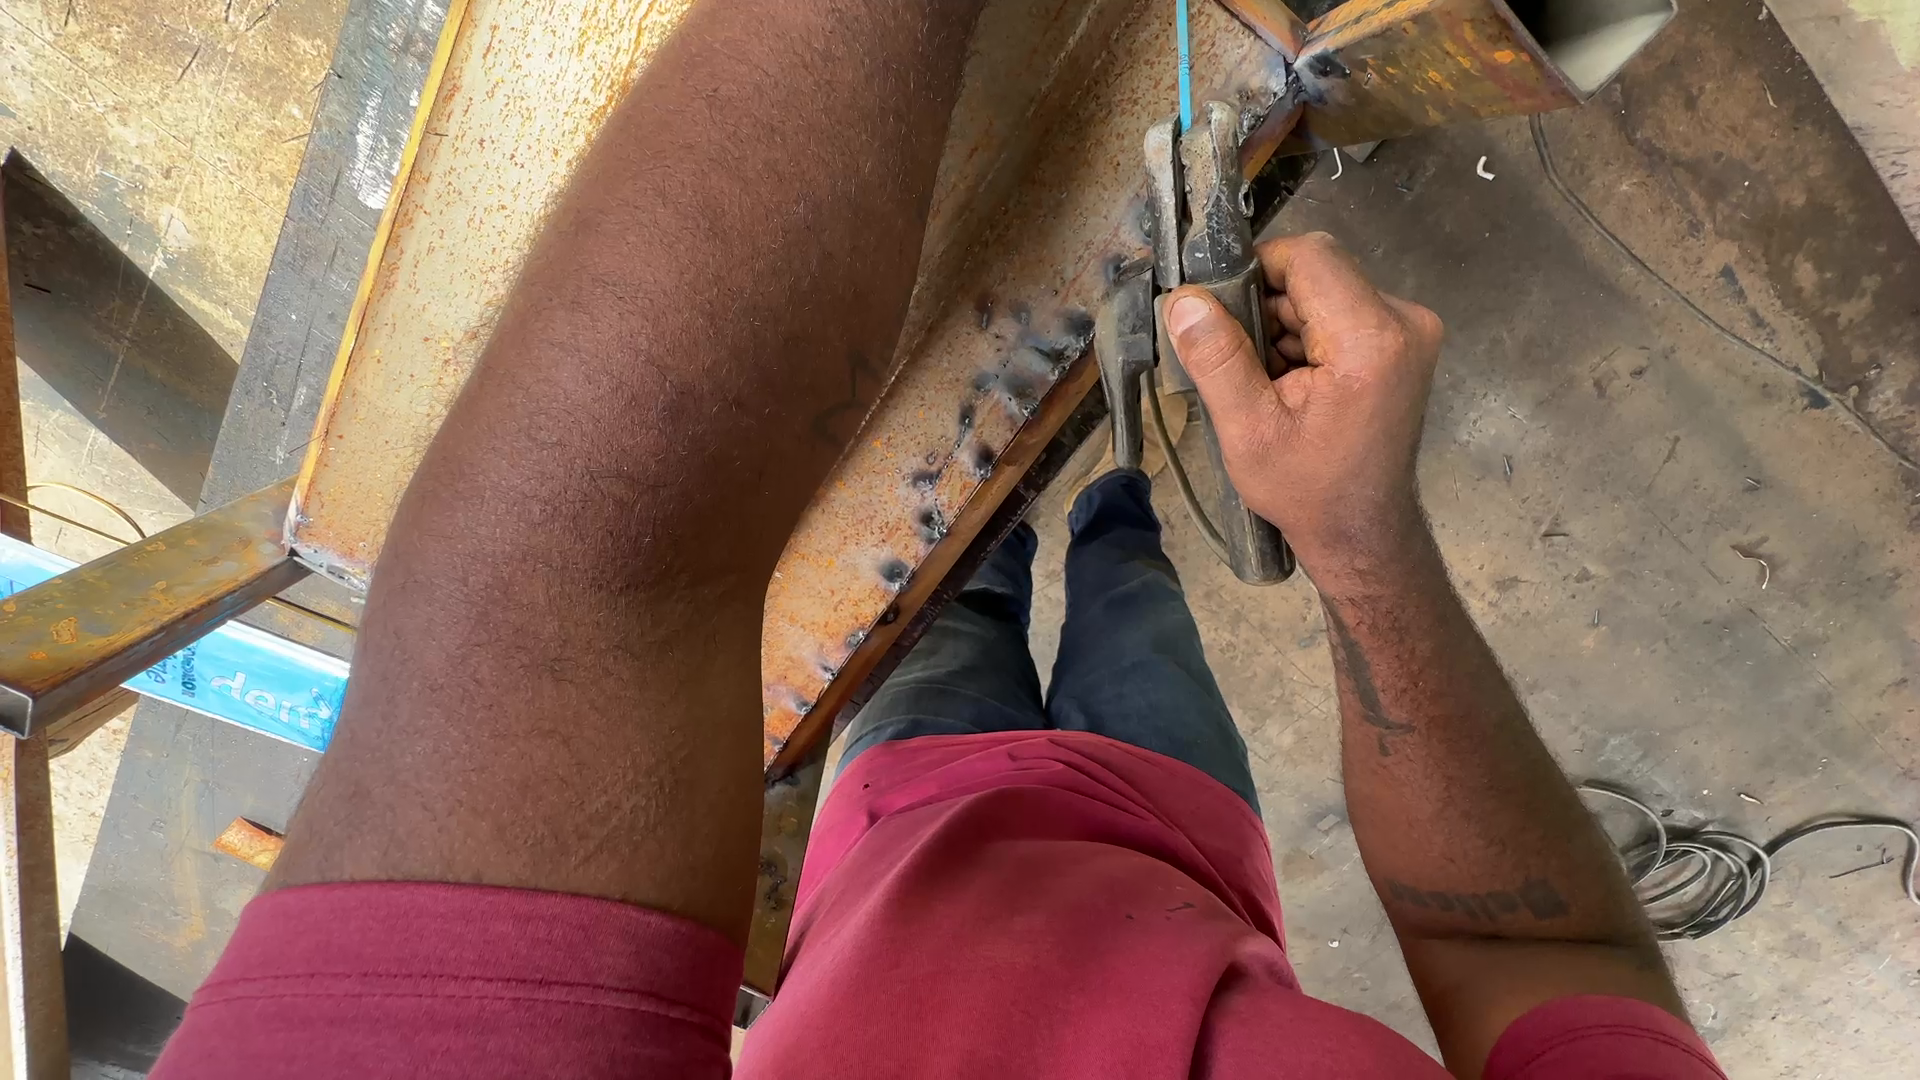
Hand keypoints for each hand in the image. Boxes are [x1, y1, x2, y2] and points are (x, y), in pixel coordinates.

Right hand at [1164, 232, 1442, 587]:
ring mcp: (1407, 332)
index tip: (1215, 308)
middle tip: (1232, 362)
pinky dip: (1301, 342)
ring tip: (1259, 384)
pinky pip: (1337, 316)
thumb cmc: (1305, 490)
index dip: (1255, 268)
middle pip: (1315, 276)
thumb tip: (1182, 301)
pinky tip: (1283, 386)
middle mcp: (1403, 321)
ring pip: (1321, 296)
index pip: (1309, 257)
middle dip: (1263, 310)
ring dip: (1279, 329)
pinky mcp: (1400, 345)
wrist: (1359, 531)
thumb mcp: (1247, 430)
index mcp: (1370, 338)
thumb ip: (1216, 359)